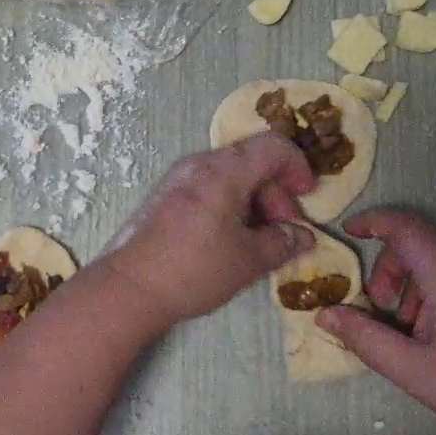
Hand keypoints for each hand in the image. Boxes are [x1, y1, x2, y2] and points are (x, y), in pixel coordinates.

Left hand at [101, 133, 318, 327]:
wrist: (128, 288)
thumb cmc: (193, 270)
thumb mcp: (248, 260)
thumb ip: (282, 243)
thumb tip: (303, 237)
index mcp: (222, 170)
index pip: (273, 145)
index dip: (298, 166)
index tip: (307, 196)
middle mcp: (197, 165)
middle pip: (251, 161)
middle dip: (276, 194)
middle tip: (282, 233)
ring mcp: (176, 180)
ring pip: (229, 177)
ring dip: (253, 203)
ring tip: (258, 243)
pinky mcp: (163, 199)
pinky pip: (207, 190)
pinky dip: (228, 207)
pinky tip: (229, 243)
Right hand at [315, 209, 435, 434]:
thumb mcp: (413, 370)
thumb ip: (365, 338)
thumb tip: (324, 314)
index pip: (404, 225)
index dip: (372, 222)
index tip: (349, 234)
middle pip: (422, 241)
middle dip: (391, 268)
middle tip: (381, 311)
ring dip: (417, 282)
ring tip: (416, 332)